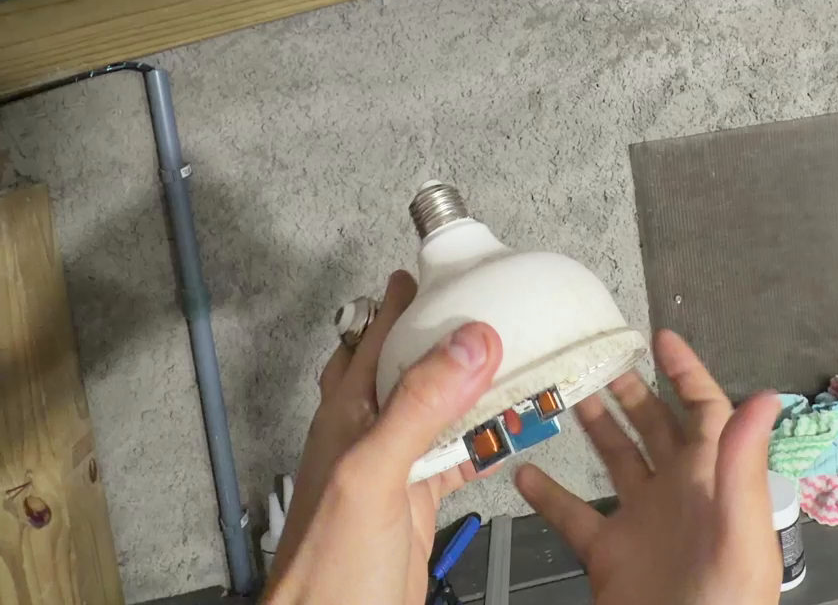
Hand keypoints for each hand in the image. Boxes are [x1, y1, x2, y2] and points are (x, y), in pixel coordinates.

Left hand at [266, 270, 502, 604]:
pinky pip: (456, 455)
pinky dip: (483, 440)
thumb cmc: (327, 567)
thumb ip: (419, 406)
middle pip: (409, 365)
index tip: (435, 270)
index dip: (401, 301)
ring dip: (472, 387)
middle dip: (441, 336)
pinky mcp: (417, 501)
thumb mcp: (373, 473)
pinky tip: (507, 432)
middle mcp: (371, 430)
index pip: (376, 336)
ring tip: (509, 363)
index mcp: (350, 411)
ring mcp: (395, 466)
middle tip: (482, 310)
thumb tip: (470, 342)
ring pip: (439, 408)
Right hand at [513, 330, 781, 604]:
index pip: (703, 410)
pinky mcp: (608, 554)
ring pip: (615, 459)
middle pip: (654, 426)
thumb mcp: (741, 533)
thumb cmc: (723, 604)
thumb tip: (764, 397)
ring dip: (595, 425)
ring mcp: (641, 523)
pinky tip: (524, 472)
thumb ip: (743, 463)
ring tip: (567, 394)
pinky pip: (574, 515)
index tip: (660, 338)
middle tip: (601, 356)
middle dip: (632, 389)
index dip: (686, 372)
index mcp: (711, 480)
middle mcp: (676, 493)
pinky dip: (547, 495)